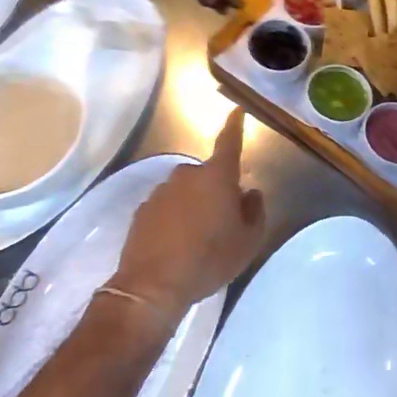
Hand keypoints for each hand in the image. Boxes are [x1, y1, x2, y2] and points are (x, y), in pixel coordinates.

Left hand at [110, 109, 266, 320]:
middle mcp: (187, 175)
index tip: (236, 110)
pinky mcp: (142, 210)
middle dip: (216, 188)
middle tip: (223, 219)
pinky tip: (176, 244)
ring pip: (185, 191)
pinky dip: (174, 218)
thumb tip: (249, 193)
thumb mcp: (248, 241)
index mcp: (217, 176)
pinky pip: (166, 207)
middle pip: (207, 174)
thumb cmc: (209, 259)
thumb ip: (255, 211)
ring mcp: (160, 191)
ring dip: (193, 204)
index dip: (234, 125)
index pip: (229, 141)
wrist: (152, 286)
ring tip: (198, 237)